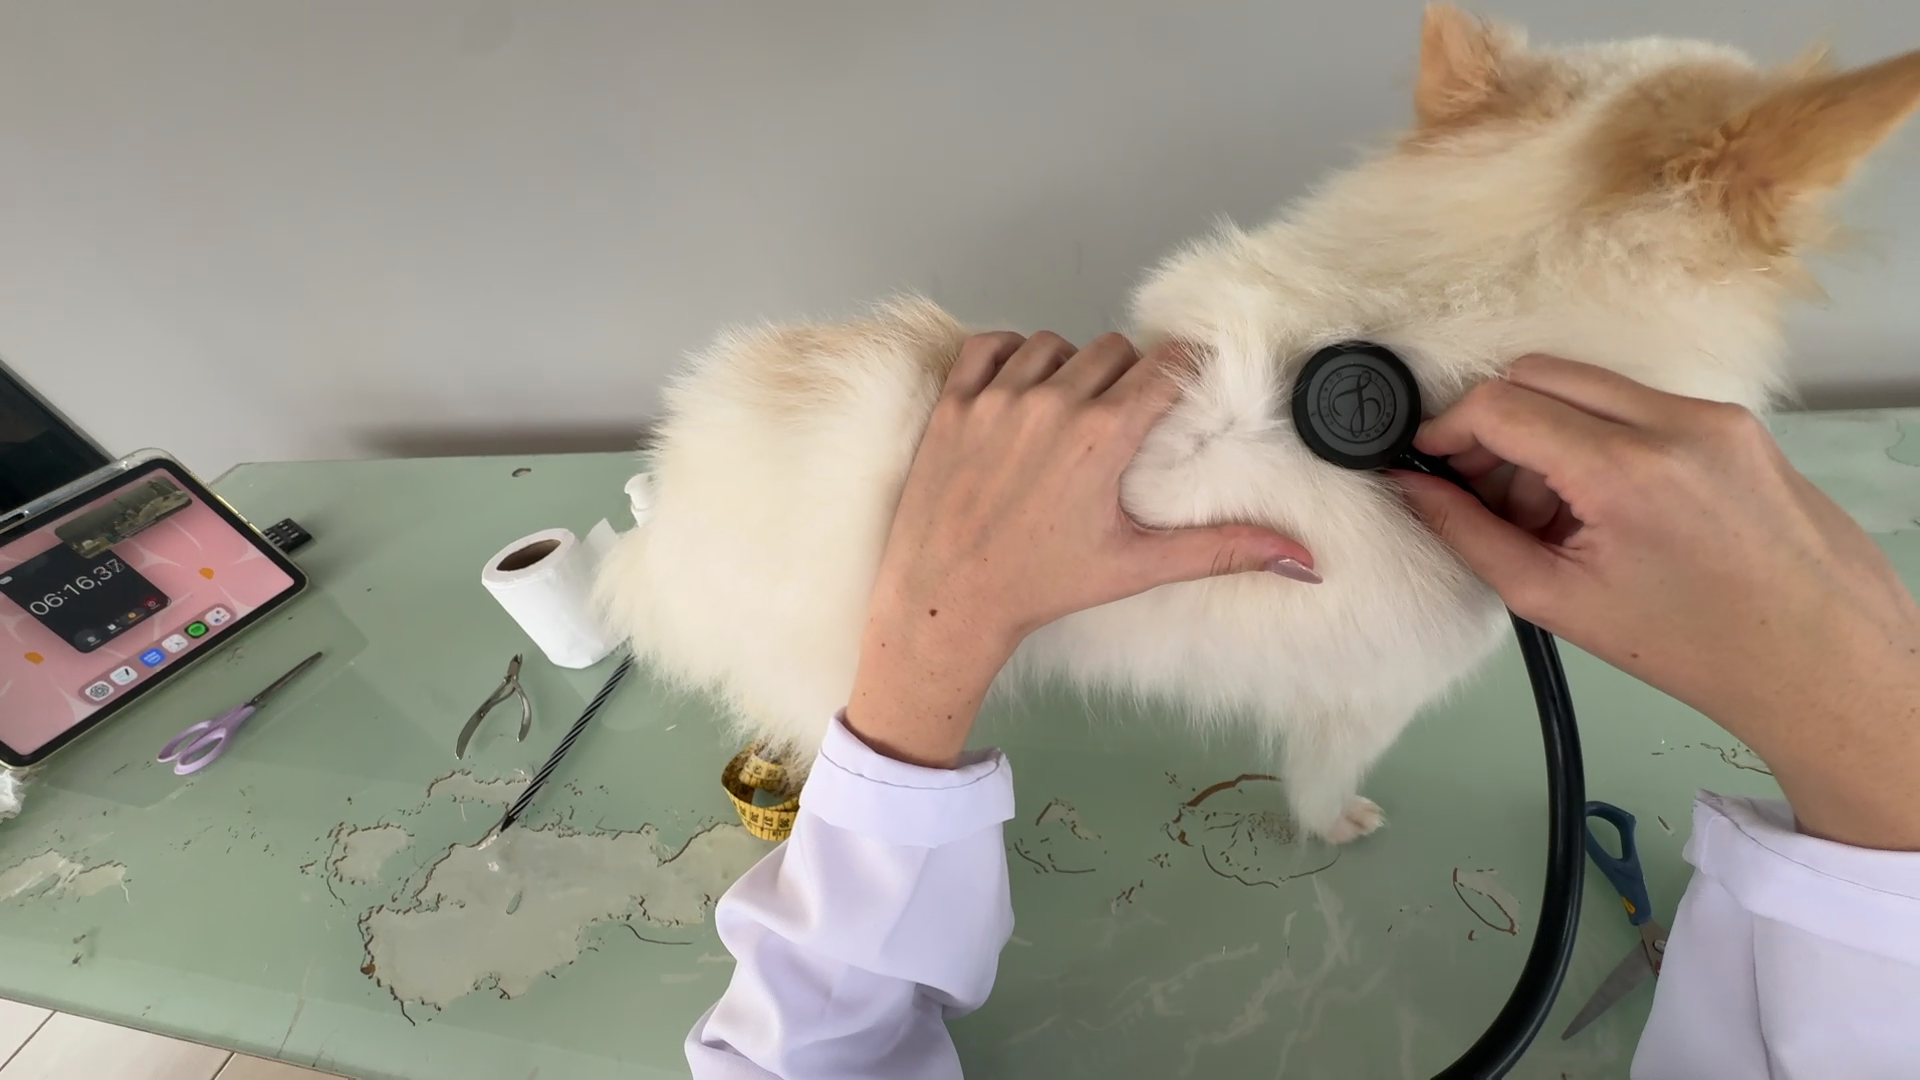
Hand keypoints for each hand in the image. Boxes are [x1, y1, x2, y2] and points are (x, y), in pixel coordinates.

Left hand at [845, 331, 1318, 767]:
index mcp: (1102, 436)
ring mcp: (994, 398)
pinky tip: (1016, 387)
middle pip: (1112, 349)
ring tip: (1066, 408)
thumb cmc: (1038, 586)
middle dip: (1126, 375)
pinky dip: (1008, 354)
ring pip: (1053, 343)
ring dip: (1069, 365)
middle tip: (1118, 416)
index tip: (1177, 388)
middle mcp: (1050, 403)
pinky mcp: (952, 404)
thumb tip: (1305, 561)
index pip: (1165, 364)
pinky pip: (988, 345)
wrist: (946, 599)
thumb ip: (1219, 549)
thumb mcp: (1134, 565)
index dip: (1180, 371)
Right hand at [1396, 355, 1919, 848]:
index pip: (1500, 404)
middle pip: (1537, 373)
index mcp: (1629, 468)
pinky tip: (1587, 504)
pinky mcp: (1735, 426)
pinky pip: (1627, 405)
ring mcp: (1716, 418)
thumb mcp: (1546, 594)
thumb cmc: (1687, 644)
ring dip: (1534, 431)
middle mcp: (1680, 422)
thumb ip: (1462, 531)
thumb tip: (1407, 487)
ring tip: (1538, 510)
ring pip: (1580, 386)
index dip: (1444, 427)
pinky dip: (1582, 437)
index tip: (1425, 461)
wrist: (1828, 667)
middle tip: (1473, 482)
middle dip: (1486, 421)